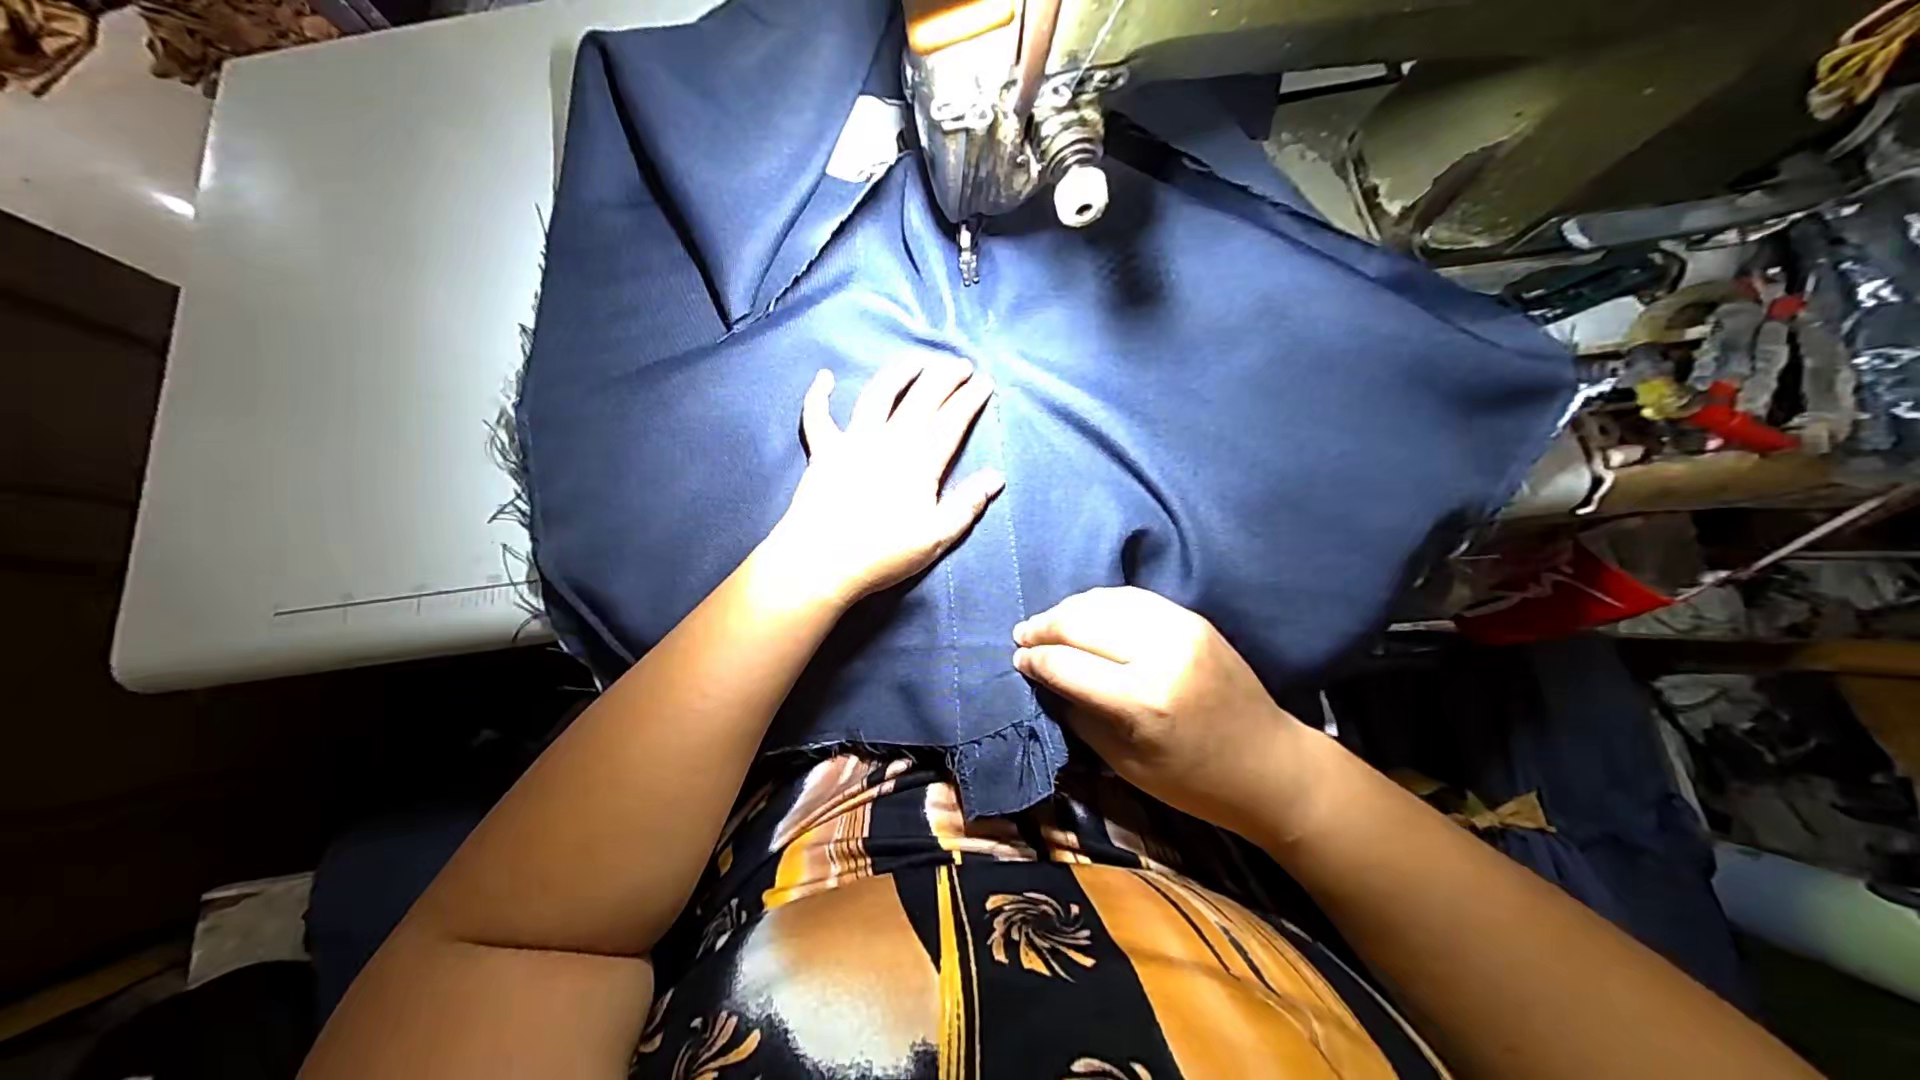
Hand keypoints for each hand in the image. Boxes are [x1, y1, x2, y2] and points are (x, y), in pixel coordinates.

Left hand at [764, 358, 1003, 606]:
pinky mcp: (823, 451)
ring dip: (899, 372)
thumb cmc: (882, 553)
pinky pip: (817, 416)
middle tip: (960, 364)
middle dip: (944, 375)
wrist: (820, 561)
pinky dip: (819, 395)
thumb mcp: (936, 536)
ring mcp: (853, 441)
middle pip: (921, 396)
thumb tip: (996, 477)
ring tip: (915, 361)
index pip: (952, 419)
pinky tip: (825, 377)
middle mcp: (888, 439)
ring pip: (877, 393)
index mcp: (920, 460)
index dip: (971, 398)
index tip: (985, 382)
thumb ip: (967, 504)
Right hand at [1012, 587, 1323, 842]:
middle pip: (1082, 622)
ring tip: (1048, 623)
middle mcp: (1161, 653)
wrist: (1270, 764)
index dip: (1034, 660)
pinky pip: (1134, 598)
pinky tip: (1086, 614)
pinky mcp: (1194, 619)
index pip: (1067, 664)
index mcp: (1142, 700)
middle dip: (1045, 627)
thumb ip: (1078, 712)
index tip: (1018, 660)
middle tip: (1023, 636)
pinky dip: (1102, 603)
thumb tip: (1045, 676)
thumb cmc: (1192, 781)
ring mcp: (1181, 629)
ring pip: (1106, 601)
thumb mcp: (1123, 761)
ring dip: (1069, 609)